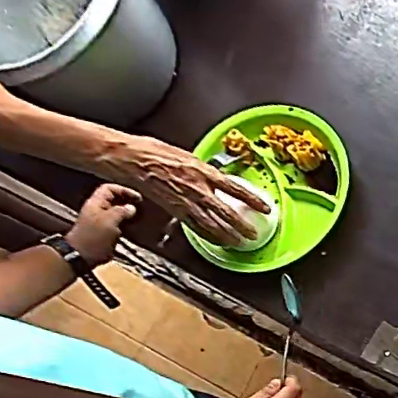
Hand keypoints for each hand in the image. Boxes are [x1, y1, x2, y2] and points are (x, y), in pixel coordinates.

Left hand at [65, 183, 139, 264]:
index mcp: (96, 203)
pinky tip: (135, 228)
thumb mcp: (109, 221)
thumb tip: (132, 208)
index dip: (123, 190)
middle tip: (141, 207)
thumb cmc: (94, 237)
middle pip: (114, 200)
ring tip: (140, 217)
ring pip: (117, 212)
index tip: (137, 198)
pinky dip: (127, 224)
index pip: (109, 189)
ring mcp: (102, 222)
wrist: (82, 256)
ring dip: (128, 214)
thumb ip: (121, 212)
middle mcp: (98, 210)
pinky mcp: (106, 233)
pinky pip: (118, 224)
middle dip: (127, 201)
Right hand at [97, 137, 268, 247]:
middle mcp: (198, 189)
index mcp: (203, 171)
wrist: (131, 160)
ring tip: (239, 244)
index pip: (235, 188)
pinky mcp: (176, 211)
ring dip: (227, 236)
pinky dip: (208, 236)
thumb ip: (203, 169)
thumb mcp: (186, 155)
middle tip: (253, 235)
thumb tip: (216, 177)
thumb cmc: (155, 153)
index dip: (252, 199)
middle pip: (226, 213)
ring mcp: (187, 202)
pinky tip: (217, 241)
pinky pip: (196, 227)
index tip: (265, 207)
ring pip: (213, 224)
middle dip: (241, 226)